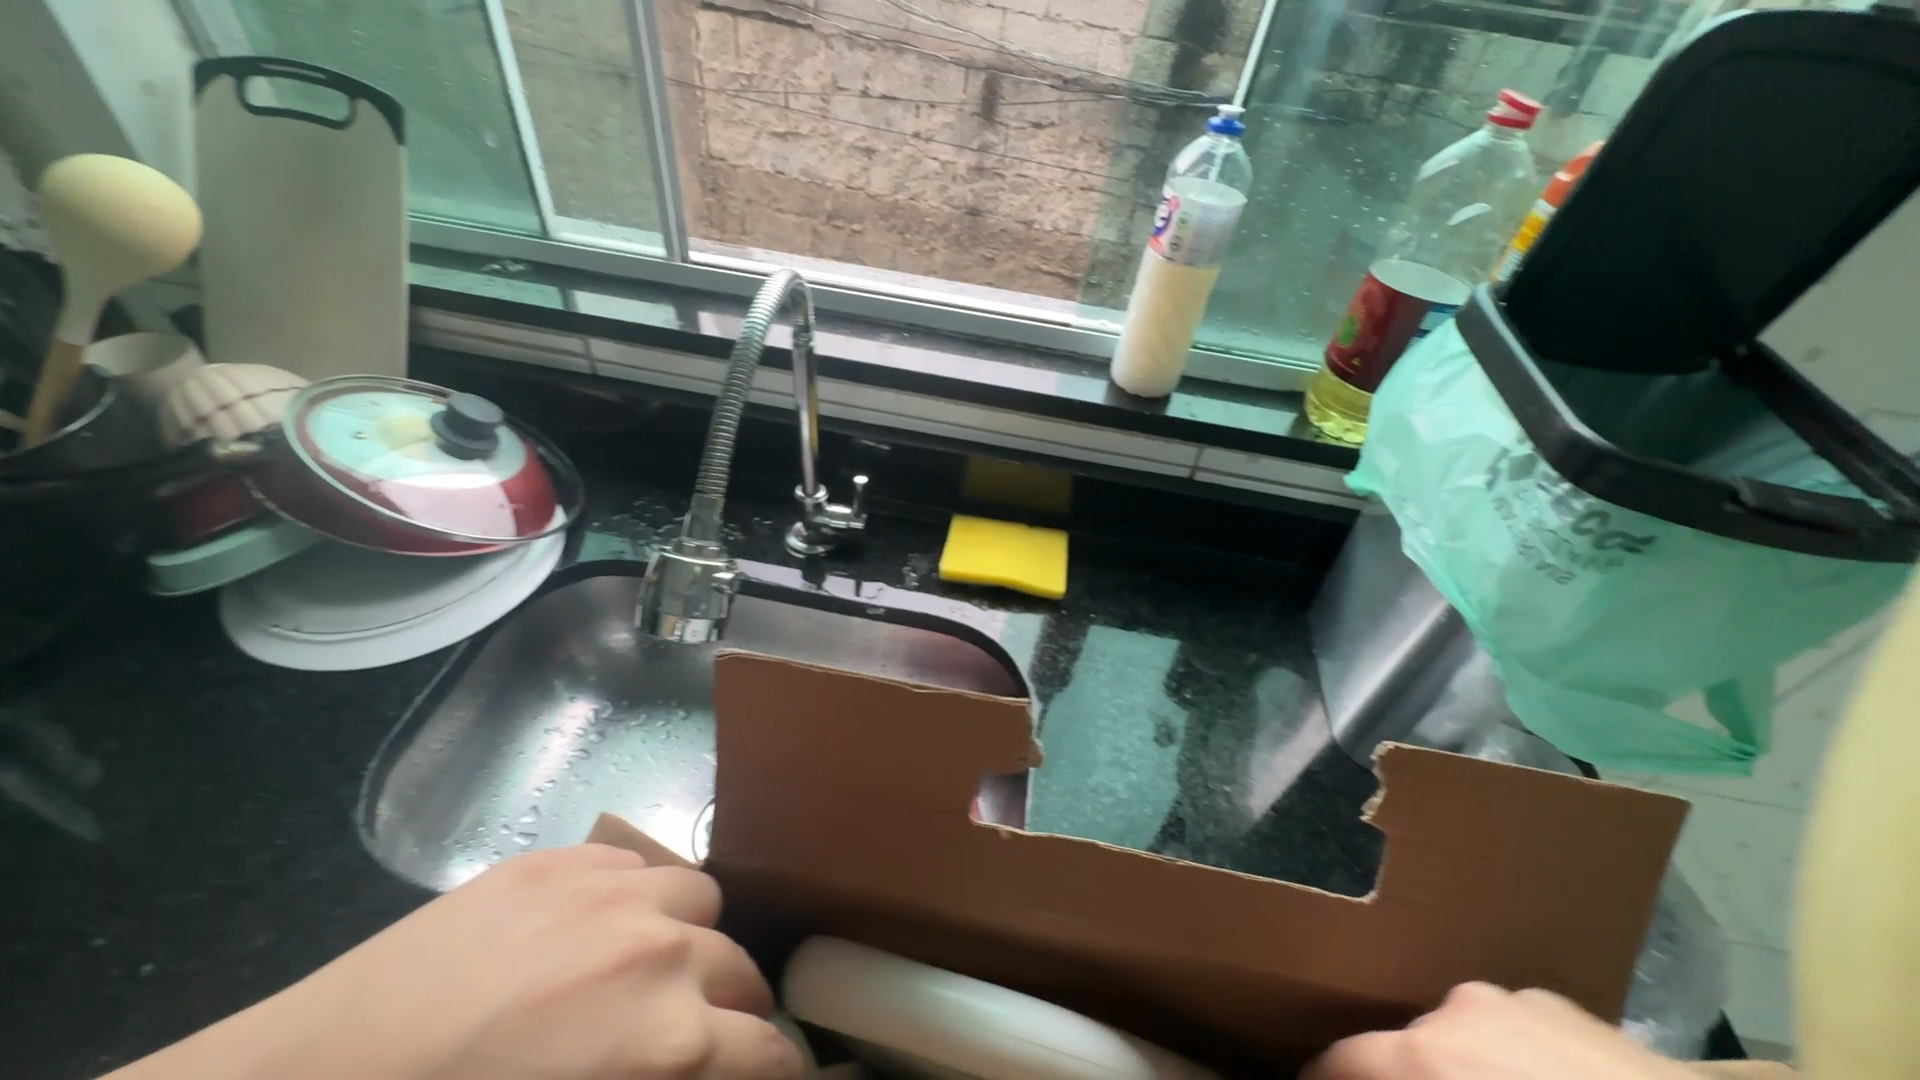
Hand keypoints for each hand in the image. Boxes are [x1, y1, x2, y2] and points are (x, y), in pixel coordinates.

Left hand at [108, 844, 803, 1079]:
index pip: (770, 1052)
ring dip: (695, 937)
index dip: (784, 1071)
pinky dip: (638, 897)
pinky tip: (598, 926)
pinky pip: (637, 865)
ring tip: (657, 964)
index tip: (776, 1074)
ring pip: (702, 901)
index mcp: (667, 1040)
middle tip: (710, 1032)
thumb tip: (693, 1064)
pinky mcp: (557, 860)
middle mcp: (660, 952)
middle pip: (745, 971)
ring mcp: (610, 892)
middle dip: (740, 1009)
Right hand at [1302, 982, 1728, 1079]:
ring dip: (1455, 1071)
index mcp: (1429, 1055)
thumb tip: (1379, 1071)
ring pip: (1459, 1039)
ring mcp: (1516, 1002)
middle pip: (1402, 1047)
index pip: (1340, 1061)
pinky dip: (1504, 1065)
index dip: (1317, 1077)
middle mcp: (1459, 1010)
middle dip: (1399, 1076)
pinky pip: (1510, 1037)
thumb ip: (1404, 1079)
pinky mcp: (1569, 1010)